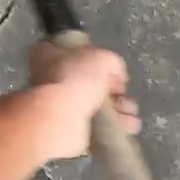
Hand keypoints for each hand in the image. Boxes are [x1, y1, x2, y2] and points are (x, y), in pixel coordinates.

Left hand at [24, 41, 141, 159]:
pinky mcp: (69, 126)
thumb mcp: (101, 57)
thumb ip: (112, 61)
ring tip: (131, 113)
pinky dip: (115, 125)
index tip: (115, 73)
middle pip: (90, 81)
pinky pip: (96, 124)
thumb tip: (117, 74)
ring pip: (95, 104)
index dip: (100, 62)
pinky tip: (129, 126)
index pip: (78, 53)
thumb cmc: (75, 78)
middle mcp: (50, 76)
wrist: (60, 116)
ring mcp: (58, 102)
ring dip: (119, 108)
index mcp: (48, 52)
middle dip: (114, 90)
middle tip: (125, 96)